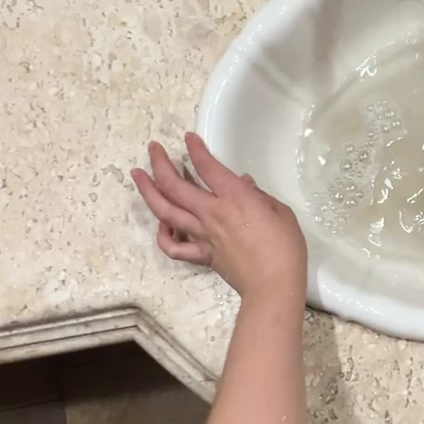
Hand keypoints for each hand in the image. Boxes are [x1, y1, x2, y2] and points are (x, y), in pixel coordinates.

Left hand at [131, 132, 307, 306]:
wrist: (273, 284)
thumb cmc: (285, 247)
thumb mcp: (280, 212)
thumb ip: (259, 196)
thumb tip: (244, 186)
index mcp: (234, 198)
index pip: (208, 166)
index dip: (196, 149)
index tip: (188, 138)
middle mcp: (211, 212)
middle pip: (175, 184)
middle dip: (160, 162)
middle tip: (153, 149)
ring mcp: (202, 235)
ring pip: (165, 210)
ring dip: (148, 190)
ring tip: (139, 175)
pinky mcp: (201, 255)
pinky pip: (173, 246)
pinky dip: (163, 234)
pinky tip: (163, 224)